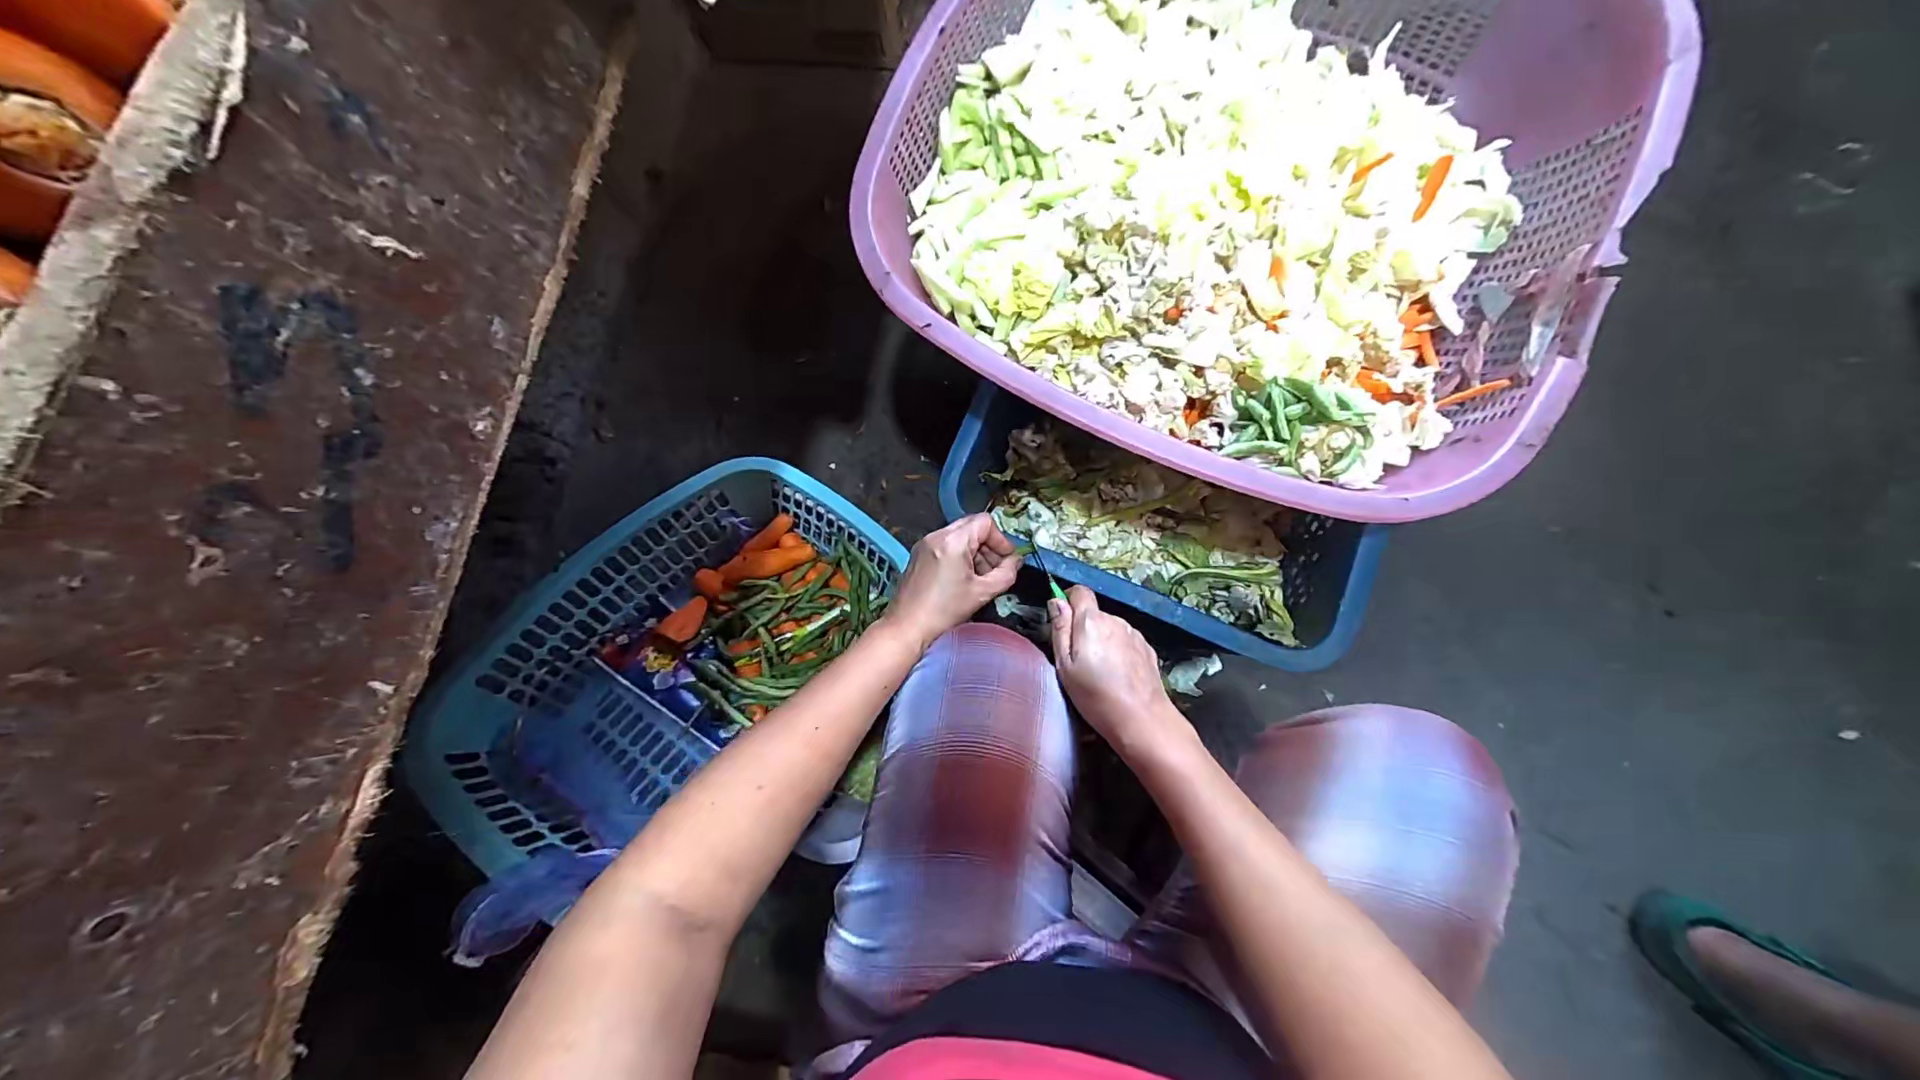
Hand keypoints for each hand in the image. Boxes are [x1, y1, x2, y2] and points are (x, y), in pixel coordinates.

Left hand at [883, 514, 1021, 650]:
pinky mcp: (919, 554)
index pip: (985, 523)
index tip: (1006, 561)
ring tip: (980, 579)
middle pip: (973, 527)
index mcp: (953, 541)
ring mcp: (925, 544)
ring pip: (960, 537)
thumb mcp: (983, 592)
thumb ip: (1007, 573)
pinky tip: (963, 580)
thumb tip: (1016, 561)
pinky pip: (946, 546)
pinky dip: (960, 557)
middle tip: (996, 570)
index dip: (1001, 541)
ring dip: (975, 553)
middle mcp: (937, 536)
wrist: (908, 625)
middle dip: (989, 547)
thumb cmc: (943, 611)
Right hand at [1049, 586, 1185, 756]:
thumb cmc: (1096, 696)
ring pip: (1110, 628)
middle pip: (1094, 613)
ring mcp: (1133, 634)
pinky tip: (1117, 676)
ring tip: (1099, 672)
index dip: (1068, 601)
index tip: (1062, 622)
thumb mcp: (1064, 666)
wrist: (1142, 719)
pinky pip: (1124, 641)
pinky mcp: (1146, 648)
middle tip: (1078, 660)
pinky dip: (1118, 652)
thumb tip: (1055, 601)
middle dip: (1084, 629)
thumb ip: (1059, 629)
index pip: (1079, 592)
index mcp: (1090, 621)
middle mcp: (1114, 620)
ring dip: (1102, 641)